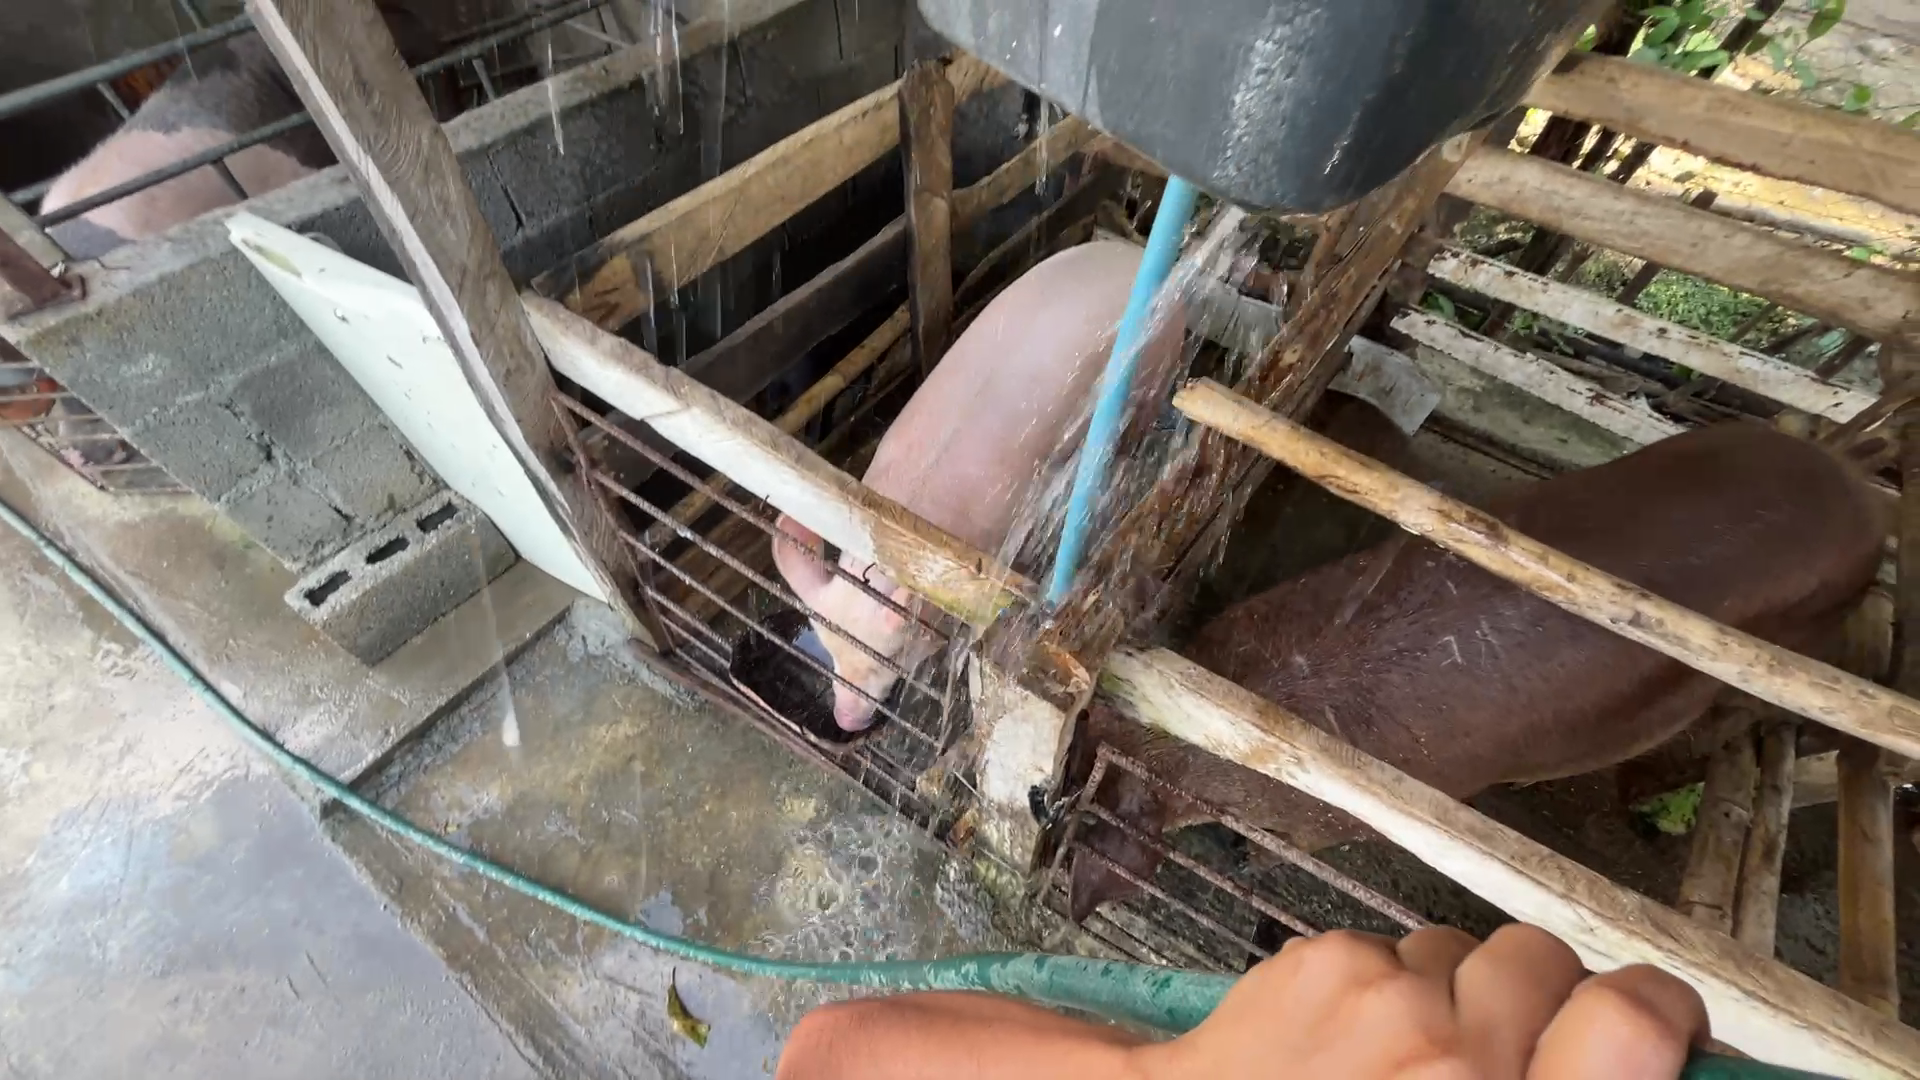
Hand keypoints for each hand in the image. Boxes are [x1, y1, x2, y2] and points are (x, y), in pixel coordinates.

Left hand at [1135, 924, 1708, 1079]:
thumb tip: (1608, 1062)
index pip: (1629, 1024)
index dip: (1657, 1007)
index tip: (1653, 1017)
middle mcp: (1457, 1054)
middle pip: (1540, 953)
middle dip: (1539, 984)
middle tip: (1512, 1028)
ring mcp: (1381, 991)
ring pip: (1453, 942)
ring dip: (1450, 980)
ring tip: (1411, 1037)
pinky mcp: (1321, 954)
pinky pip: (1383, 944)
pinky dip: (1381, 977)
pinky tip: (1346, 1030)